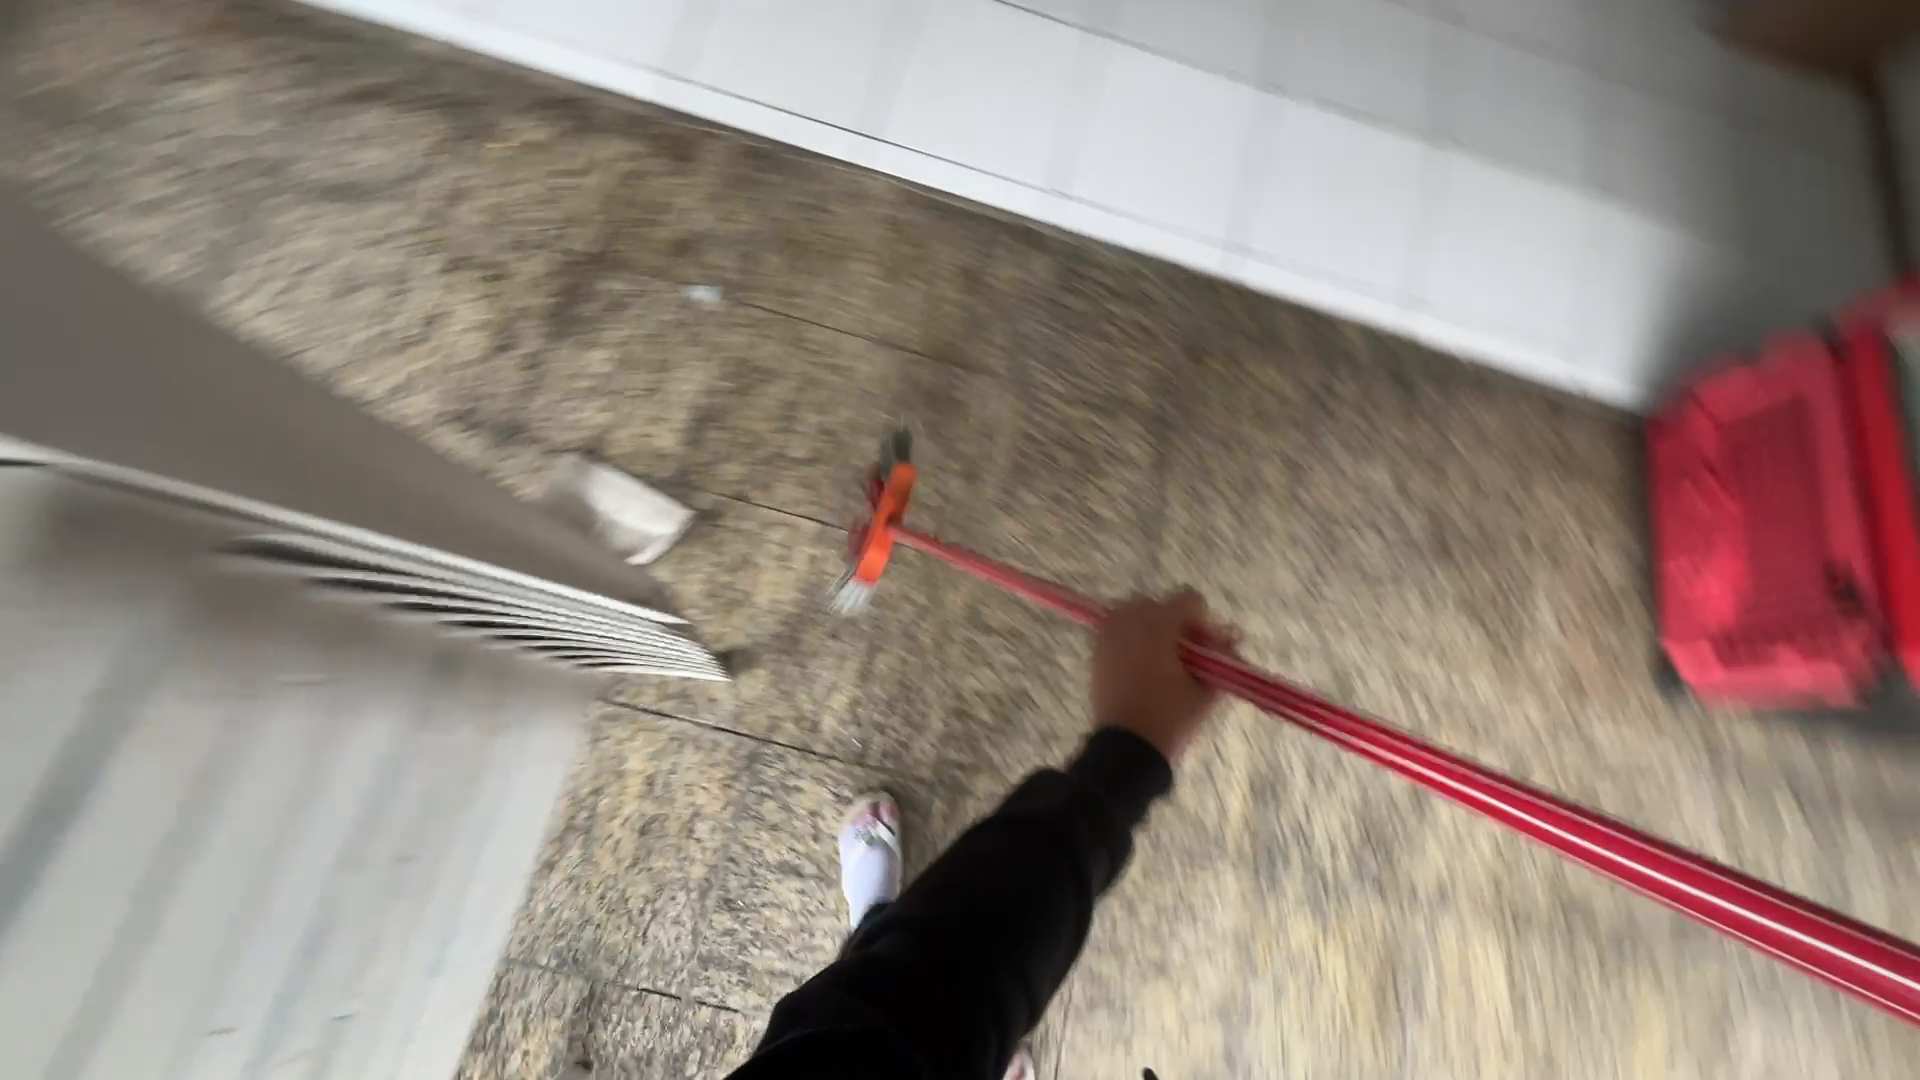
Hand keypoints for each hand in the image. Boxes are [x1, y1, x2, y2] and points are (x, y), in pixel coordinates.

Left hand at [1090, 590, 1238, 762]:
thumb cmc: (1169, 718)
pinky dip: (1133, 638)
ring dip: (1154, 628)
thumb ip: (1224, 658)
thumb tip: (1232, 637)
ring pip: (1137, 613)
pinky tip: (1143, 666)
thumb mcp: (1207, 690)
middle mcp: (1129, 618)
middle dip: (1179, 626)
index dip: (1204, 622)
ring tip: (1165, 661)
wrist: (1125, 746)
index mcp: (1158, 624)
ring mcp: (1108, 632)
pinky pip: (1119, 628)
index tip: (1208, 649)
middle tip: (1189, 657)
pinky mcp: (1096, 648)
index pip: (1190, 600)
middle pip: (1162, 605)